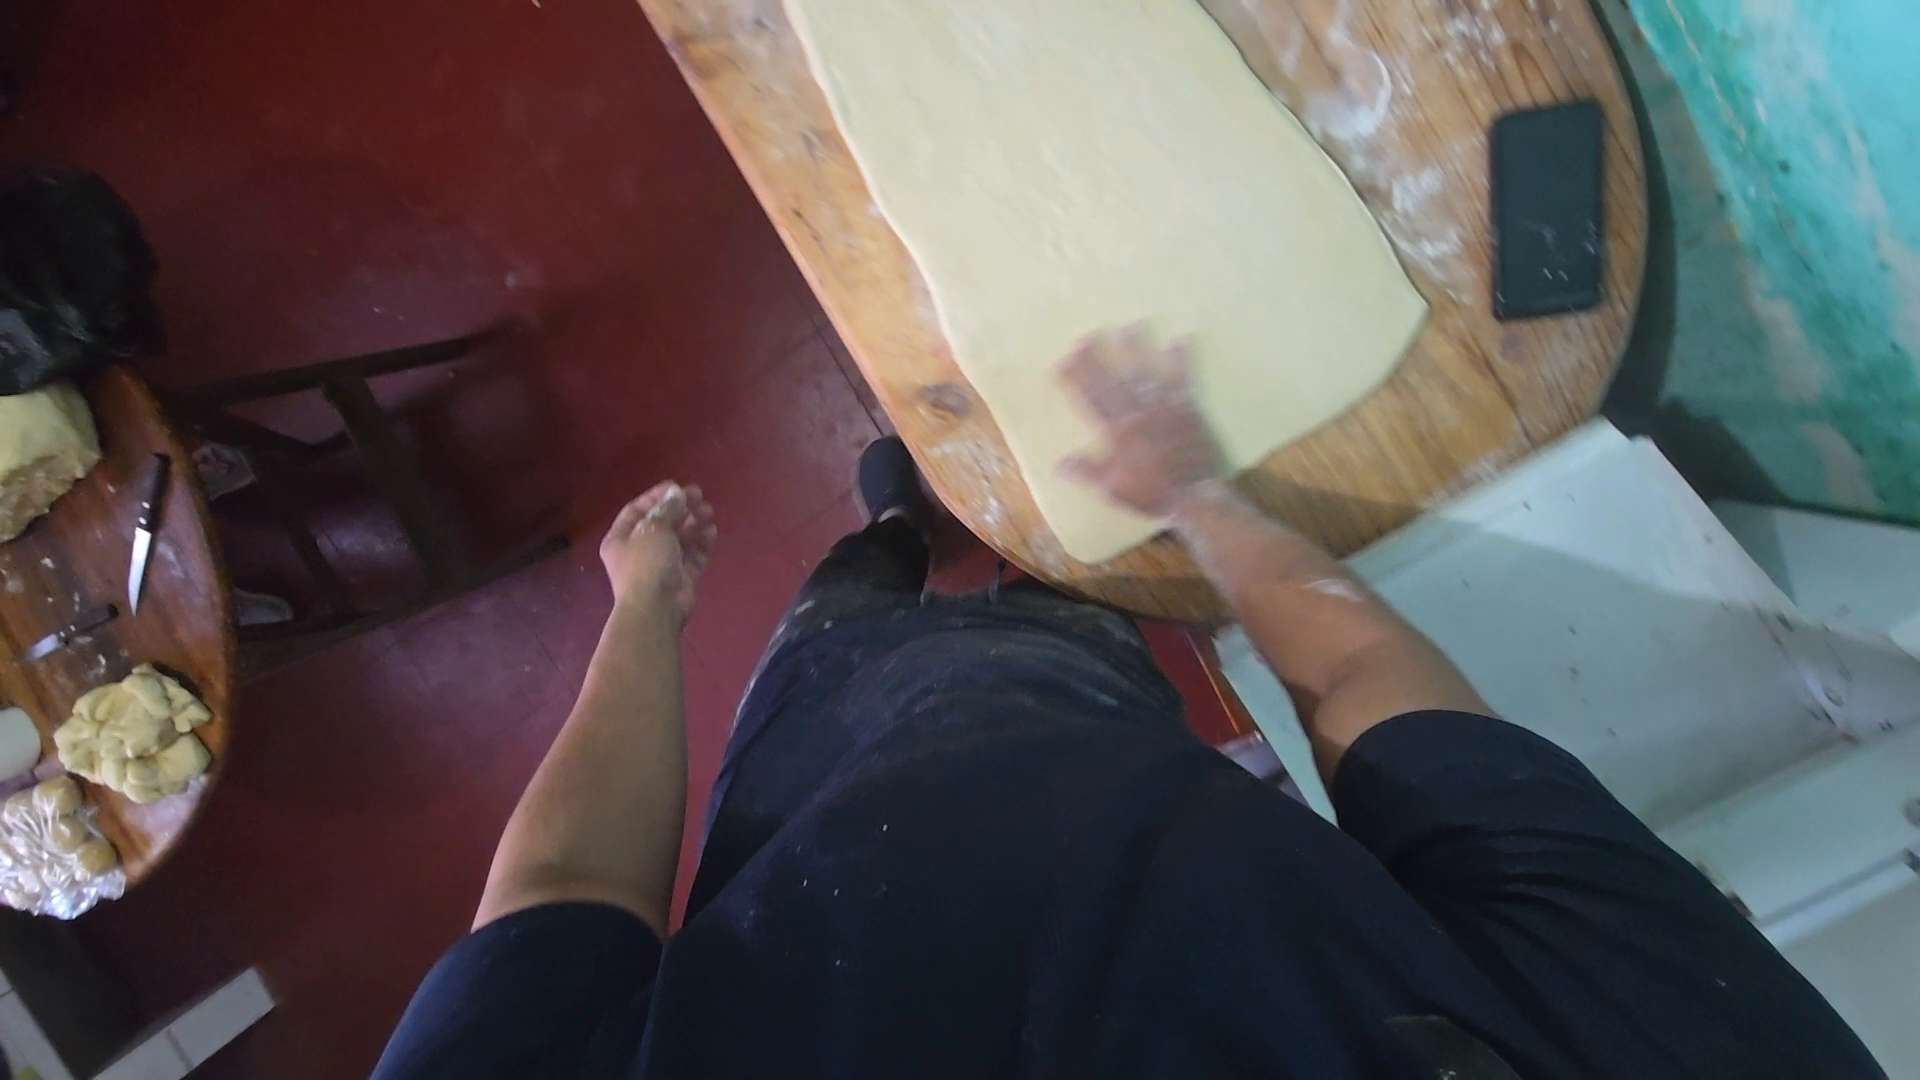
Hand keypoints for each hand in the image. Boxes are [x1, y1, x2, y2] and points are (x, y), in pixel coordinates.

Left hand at [600, 482, 717, 625]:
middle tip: (700, 496)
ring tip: (709, 512)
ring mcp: (662, 564)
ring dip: (694, 523)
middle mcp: (640, 549)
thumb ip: (668, 508)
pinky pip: (693, 555)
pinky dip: (702, 542)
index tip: (678, 486)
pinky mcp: (682, 576)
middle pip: (662, 522)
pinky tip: (712, 532)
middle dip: (681, 508)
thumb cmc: (647, 563)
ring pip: (680, 538)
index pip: (638, 510)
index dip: (657, 496)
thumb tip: (678, 494)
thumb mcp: (654, 528)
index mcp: (622, 538)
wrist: (657, 607)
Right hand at [1055, 324, 1225, 516]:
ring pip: (1145, 373)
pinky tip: (1179, 339)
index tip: (1063, 360)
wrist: (1196, 498)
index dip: (1075, 379)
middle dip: (1098, 357)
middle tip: (1087, 335)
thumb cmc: (1153, 495)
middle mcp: (1137, 415)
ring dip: (1137, 349)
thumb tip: (1058, 463)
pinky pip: (1184, 379)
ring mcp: (1164, 409)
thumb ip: (1087, 473)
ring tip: (1129, 326)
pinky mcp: (1189, 409)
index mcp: (1116, 435)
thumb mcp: (1113, 490)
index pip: (1090, 400)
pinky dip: (1181, 359)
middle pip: (1113, 381)